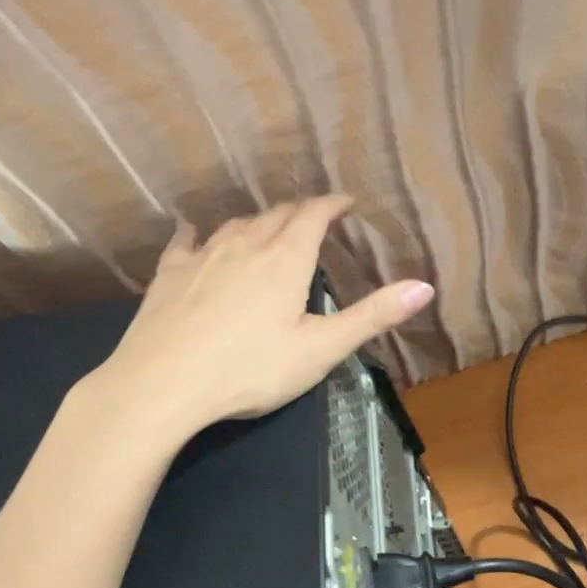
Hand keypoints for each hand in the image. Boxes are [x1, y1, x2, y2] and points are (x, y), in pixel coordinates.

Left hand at [80, 196, 433, 435]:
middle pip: (276, 214)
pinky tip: (193, 233)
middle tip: (314, 220)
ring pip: (236, 225)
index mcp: (286, 260)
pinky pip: (186, 241)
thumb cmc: (250, 369)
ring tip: (268, 230)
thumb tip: (425, 287)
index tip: (347, 203)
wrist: (161, 385)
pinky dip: (197, 233)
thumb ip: (372, 316)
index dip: (333, 204)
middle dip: (299, 213)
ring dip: (258, 222)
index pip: (314, 215)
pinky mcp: (169, 275)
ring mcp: (203, 256)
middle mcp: (245, 245)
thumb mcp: (321, 349)